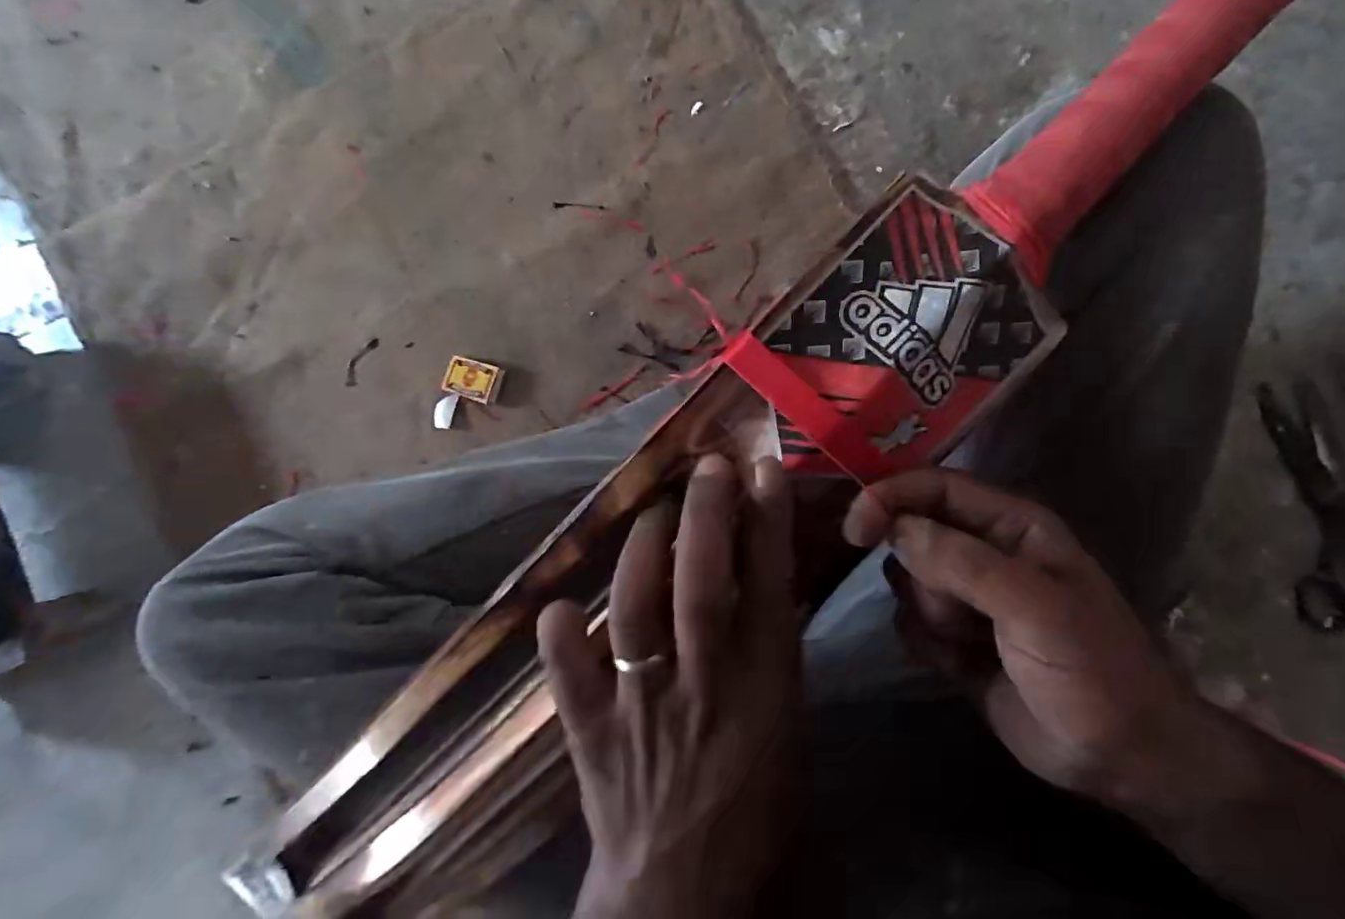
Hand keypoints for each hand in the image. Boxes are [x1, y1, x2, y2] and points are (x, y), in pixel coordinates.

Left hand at [538, 454, 799, 918]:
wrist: (681, 887)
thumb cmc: (749, 802)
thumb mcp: (784, 723)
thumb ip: (771, 648)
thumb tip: (759, 567)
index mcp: (762, 690)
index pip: (766, 590)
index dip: (765, 524)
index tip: (761, 469)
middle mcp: (703, 687)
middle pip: (701, 589)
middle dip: (705, 519)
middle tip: (708, 467)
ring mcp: (641, 707)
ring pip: (636, 614)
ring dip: (643, 553)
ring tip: (654, 511)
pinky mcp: (592, 731)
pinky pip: (568, 677)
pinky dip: (560, 637)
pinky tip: (560, 605)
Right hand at [842, 469, 1223, 815]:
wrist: (1124, 761)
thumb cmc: (1095, 670)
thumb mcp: (1036, 608)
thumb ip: (964, 562)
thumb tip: (895, 528)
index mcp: (1011, 525)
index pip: (935, 487)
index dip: (891, 496)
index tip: (854, 528)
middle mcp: (984, 551)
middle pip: (912, 533)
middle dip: (919, 575)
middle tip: (954, 616)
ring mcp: (967, 596)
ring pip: (906, 580)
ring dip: (924, 613)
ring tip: (967, 644)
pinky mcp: (953, 637)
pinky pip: (908, 621)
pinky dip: (924, 642)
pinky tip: (959, 665)